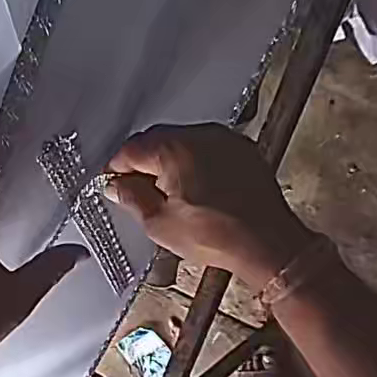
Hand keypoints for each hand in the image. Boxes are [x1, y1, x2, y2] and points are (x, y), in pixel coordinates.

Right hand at [102, 124, 314, 289]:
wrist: (264, 241)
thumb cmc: (215, 234)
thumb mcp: (158, 223)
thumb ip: (131, 198)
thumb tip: (116, 186)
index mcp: (173, 149)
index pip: (130, 149)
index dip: (115, 168)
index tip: (111, 183)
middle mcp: (199, 135)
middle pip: (155, 140)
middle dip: (141, 164)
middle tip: (135, 191)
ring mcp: (223, 140)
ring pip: (181, 142)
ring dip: (167, 162)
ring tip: (166, 195)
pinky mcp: (241, 150)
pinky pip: (206, 149)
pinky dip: (193, 163)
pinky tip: (192, 190)